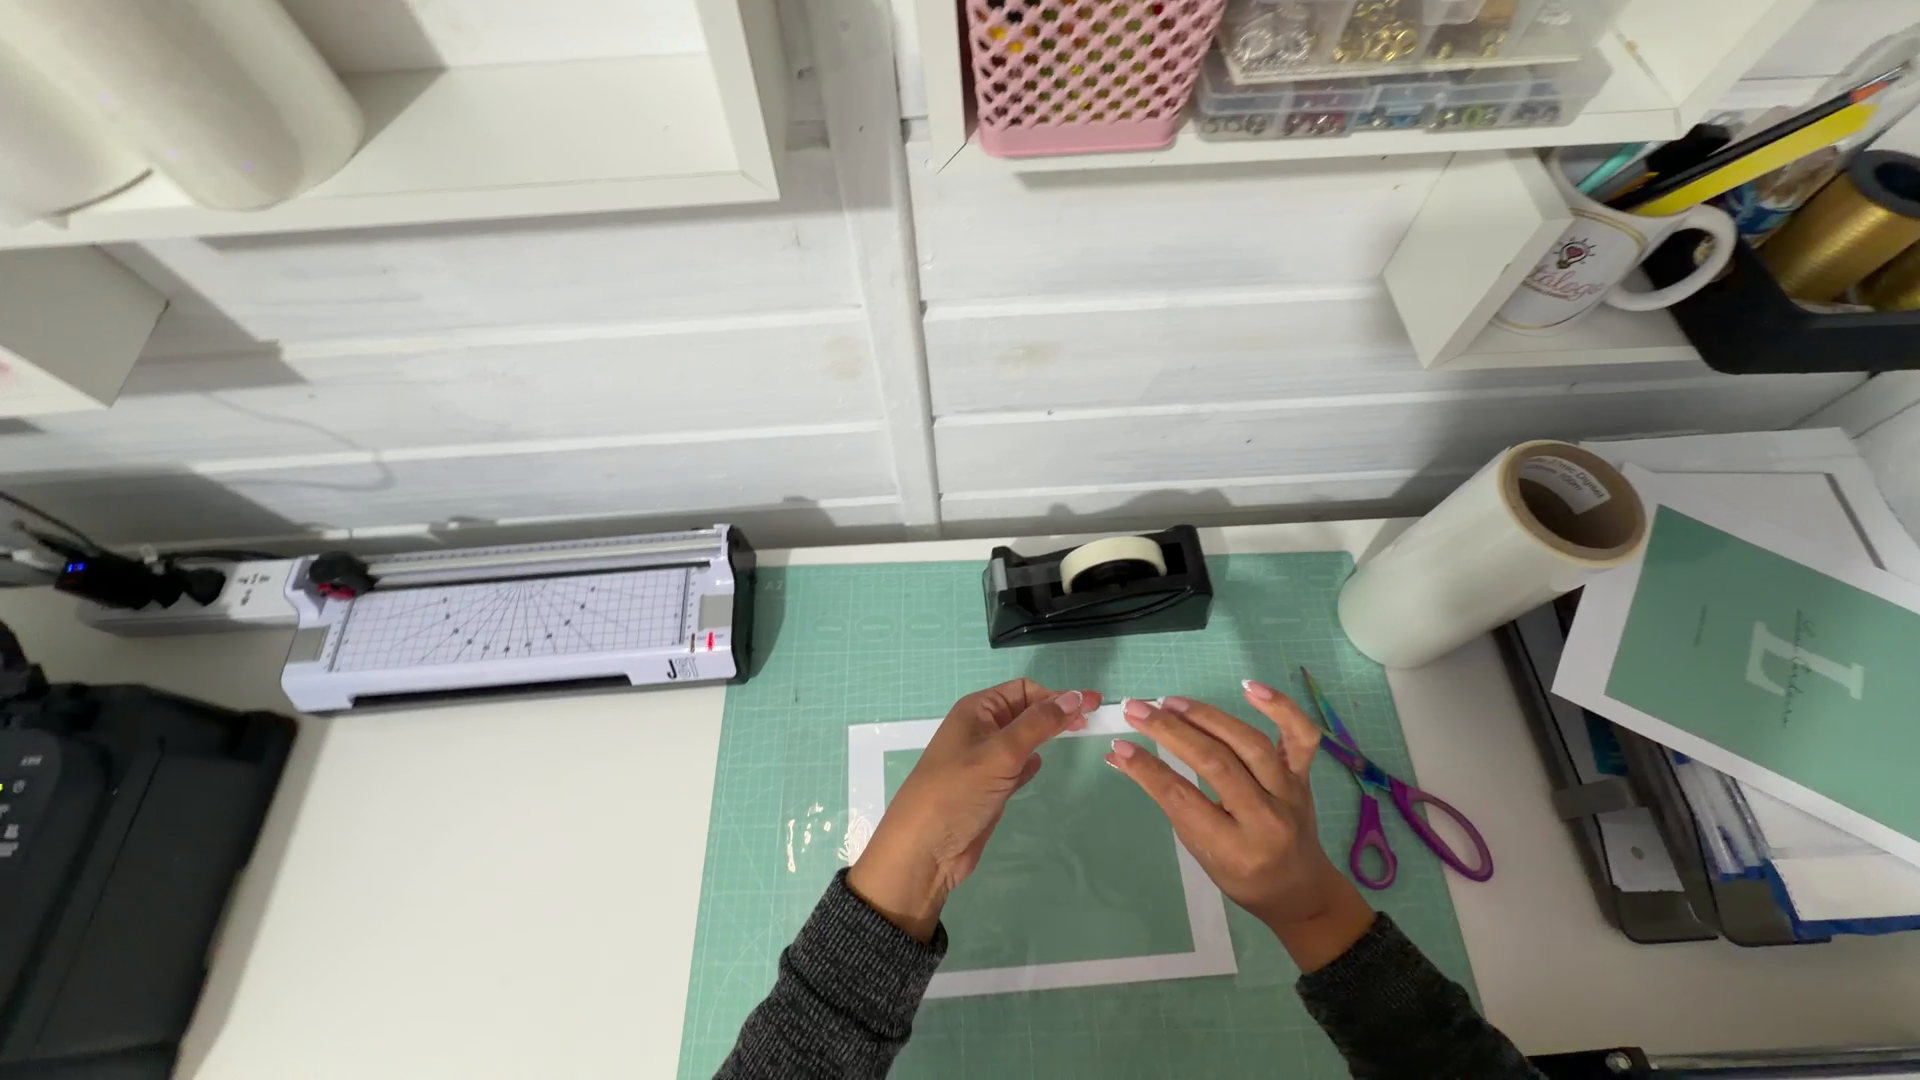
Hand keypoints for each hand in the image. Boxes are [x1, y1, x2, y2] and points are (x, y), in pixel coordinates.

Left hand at [848, 680, 1099, 940]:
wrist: (926, 850)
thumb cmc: (958, 791)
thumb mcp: (1001, 752)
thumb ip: (1039, 724)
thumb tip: (1076, 696)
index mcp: (977, 710)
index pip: (1023, 690)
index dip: (1057, 695)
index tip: (1093, 704)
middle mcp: (980, 729)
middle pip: (1025, 711)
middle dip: (1056, 712)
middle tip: (1093, 720)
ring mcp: (983, 760)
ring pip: (1022, 739)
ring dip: (1047, 735)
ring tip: (1079, 737)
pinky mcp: (988, 788)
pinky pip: (1016, 765)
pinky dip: (1031, 761)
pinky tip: (1042, 765)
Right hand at [1106, 684, 1374, 971]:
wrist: (1301, 890)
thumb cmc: (1240, 874)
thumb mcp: (1197, 848)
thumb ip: (1166, 798)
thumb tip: (1122, 756)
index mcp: (1234, 847)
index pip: (1182, 798)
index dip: (1147, 769)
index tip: (1119, 746)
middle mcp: (1266, 818)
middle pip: (1215, 763)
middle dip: (1170, 732)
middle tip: (1137, 709)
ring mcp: (1289, 793)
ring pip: (1249, 743)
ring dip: (1206, 717)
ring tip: (1171, 703)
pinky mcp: (1305, 776)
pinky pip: (1300, 736)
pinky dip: (1281, 707)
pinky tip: (1249, 688)